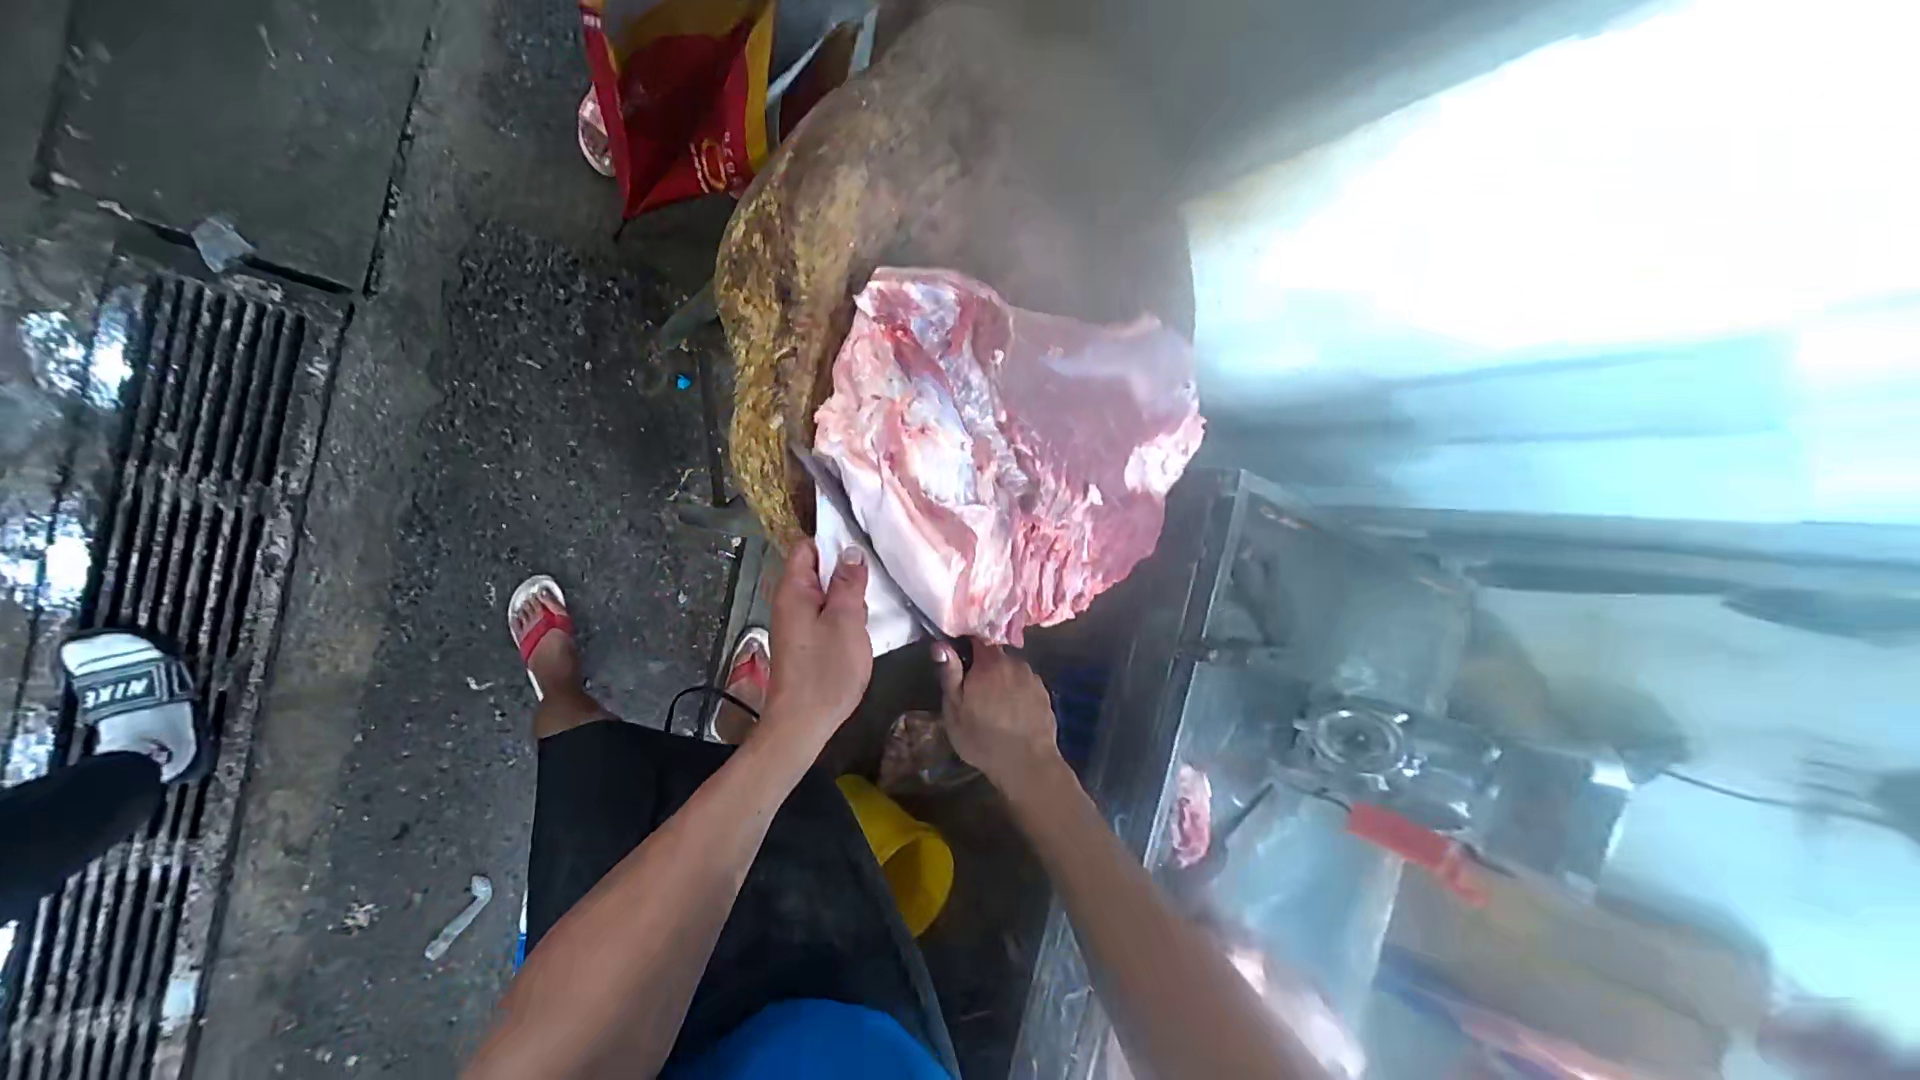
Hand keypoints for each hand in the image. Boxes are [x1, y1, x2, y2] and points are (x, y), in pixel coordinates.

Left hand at [761, 540, 871, 750]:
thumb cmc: (825, 670)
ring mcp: (796, 623)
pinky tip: (860, 628)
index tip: (863, 546)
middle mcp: (789, 602)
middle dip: (845, 571)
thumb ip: (848, 583)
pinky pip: (824, 615)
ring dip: (847, 596)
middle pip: (817, 570)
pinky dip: (843, 616)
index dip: (833, 542)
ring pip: (824, 594)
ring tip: (871, 605)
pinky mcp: (804, 642)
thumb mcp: (846, 620)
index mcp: (793, 590)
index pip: (807, 548)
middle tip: (874, 579)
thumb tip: (850, 550)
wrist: (802, 723)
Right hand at [934, 641, 1061, 794]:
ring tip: (996, 707)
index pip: (978, 639)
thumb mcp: (955, 710)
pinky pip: (1026, 686)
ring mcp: (1033, 679)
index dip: (968, 645)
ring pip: (1013, 672)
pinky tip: (1013, 714)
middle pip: (997, 657)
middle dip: (986, 668)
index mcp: (990, 663)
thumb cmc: (983, 737)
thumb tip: (941, 645)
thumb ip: (949, 674)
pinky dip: (1018, 694)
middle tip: (976, 692)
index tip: (961, 659)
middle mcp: (1015, 664)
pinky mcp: (1045, 695)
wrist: (1027, 764)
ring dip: (1004, 681)